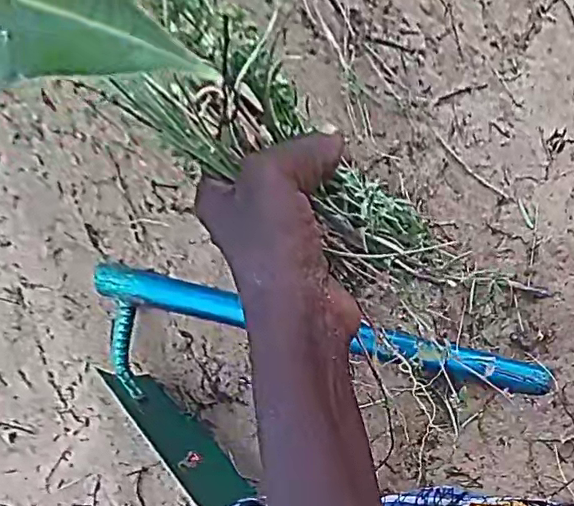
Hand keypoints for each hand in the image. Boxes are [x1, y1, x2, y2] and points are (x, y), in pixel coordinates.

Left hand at [195, 134, 361, 346]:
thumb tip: (333, 141)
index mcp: (219, 197)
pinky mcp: (315, 258)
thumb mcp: (271, 178)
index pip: (234, 150)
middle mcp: (247, 219)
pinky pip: (330, 224)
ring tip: (343, 179)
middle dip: (303, 162)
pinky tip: (354, 207)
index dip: (261, 134)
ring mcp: (283, 241)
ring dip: (328, 189)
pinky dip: (344, 216)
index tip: (290, 125)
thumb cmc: (274, 248)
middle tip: (324, 154)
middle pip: (278, 173)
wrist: (307, 313)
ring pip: (307, 197)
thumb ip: (298, 150)